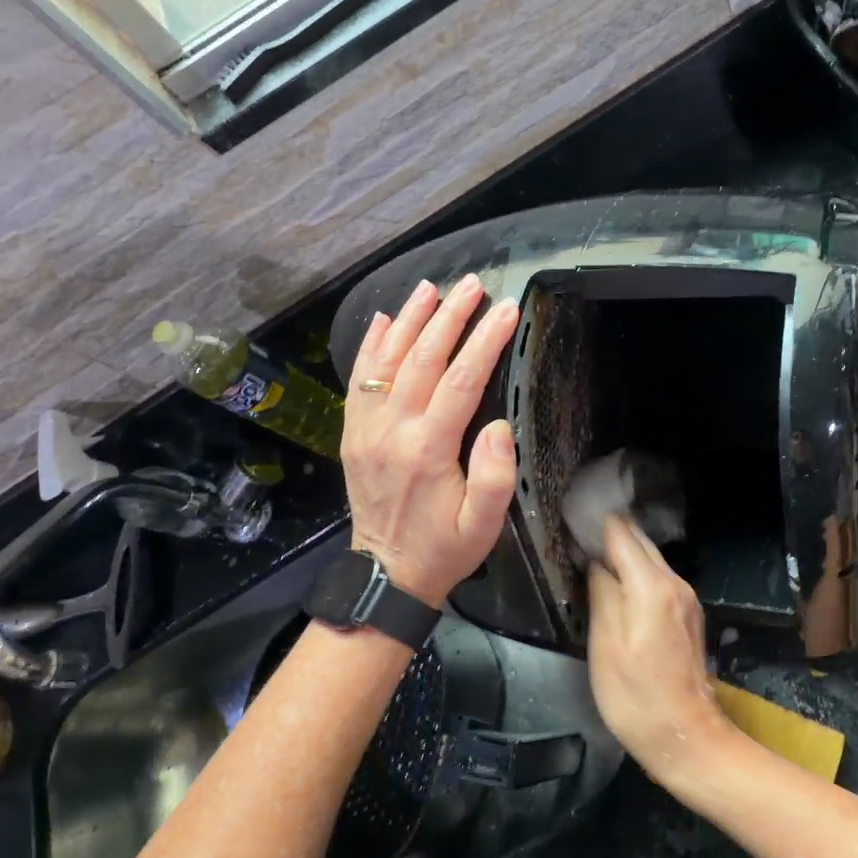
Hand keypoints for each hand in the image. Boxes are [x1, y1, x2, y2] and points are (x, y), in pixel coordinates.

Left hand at [342, 275, 519, 607]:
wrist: (386, 573)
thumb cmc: (444, 547)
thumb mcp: (483, 526)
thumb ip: (495, 477)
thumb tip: (499, 425)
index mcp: (428, 450)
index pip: (460, 380)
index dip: (484, 341)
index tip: (505, 310)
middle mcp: (392, 431)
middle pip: (421, 358)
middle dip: (450, 316)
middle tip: (473, 284)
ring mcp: (366, 429)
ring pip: (386, 360)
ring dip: (409, 319)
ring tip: (431, 287)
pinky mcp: (352, 433)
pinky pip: (358, 380)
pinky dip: (370, 346)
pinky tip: (383, 320)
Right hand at [587, 515, 733, 781]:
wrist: (685, 737)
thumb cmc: (636, 696)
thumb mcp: (605, 645)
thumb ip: (601, 593)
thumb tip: (594, 562)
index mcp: (652, 585)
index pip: (621, 532)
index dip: (594, 524)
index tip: (570, 520)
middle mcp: (675, 582)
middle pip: (639, 540)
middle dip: (609, 534)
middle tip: (575, 538)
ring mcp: (686, 598)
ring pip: (650, 559)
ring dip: (623, 555)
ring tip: (590, 560)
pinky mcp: (688, 615)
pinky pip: (658, 579)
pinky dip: (637, 575)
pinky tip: (617, 587)